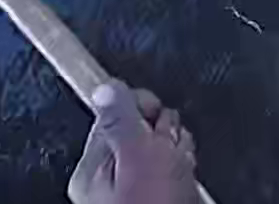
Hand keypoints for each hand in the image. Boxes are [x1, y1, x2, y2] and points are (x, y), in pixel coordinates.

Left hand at [67, 81, 199, 203]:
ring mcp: (135, 185)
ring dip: (178, 147)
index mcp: (93, 167)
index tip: (153, 118)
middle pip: (145, 124)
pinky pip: (175, 159)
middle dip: (165, 131)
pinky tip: (184, 177)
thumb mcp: (135, 156)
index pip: (119, 110)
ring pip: (163, 140)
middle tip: (166, 152)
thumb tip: (104, 88)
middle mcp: (110, 177)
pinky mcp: (159, 191)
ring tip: (178, 169)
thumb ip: (122, 119)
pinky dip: (184, 162)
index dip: (143, 108)